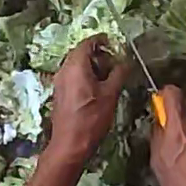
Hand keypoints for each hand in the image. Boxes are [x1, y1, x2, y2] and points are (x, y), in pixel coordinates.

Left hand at [47, 36, 129, 167]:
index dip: (102, 41)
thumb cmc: (91, 118)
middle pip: (81, 53)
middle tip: (115, 62)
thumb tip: (126, 62)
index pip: (87, 43)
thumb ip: (119, 74)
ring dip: (93, 66)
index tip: (115, 44)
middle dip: (99, 55)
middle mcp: (64, 70)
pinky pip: (73, 76)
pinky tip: (98, 88)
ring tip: (110, 76)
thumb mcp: (111, 94)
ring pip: (77, 65)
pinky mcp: (60, 93)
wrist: (70, 144)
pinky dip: (86, 76)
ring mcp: (60, 82)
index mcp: (75, 66)